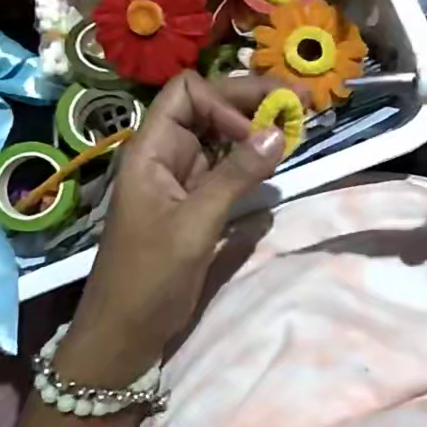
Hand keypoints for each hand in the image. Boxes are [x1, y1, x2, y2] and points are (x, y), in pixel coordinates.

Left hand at [56, 72, 297, 383]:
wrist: (124, 332)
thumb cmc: (148, 277)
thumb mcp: (193, 225)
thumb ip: (235, 177)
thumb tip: (277, 132)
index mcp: (151, 150)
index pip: (189, 94)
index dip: (224, 102)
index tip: (254, 134)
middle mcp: (167, 154)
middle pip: (209, 106)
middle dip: (252, 100)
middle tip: (302, 100)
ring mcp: (184, 177)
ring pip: (222, 135)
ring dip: (256, 126)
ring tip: (296, 122)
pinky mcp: (198, 200)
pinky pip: (227, 165)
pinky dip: (252, 157)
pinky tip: (276, 158)